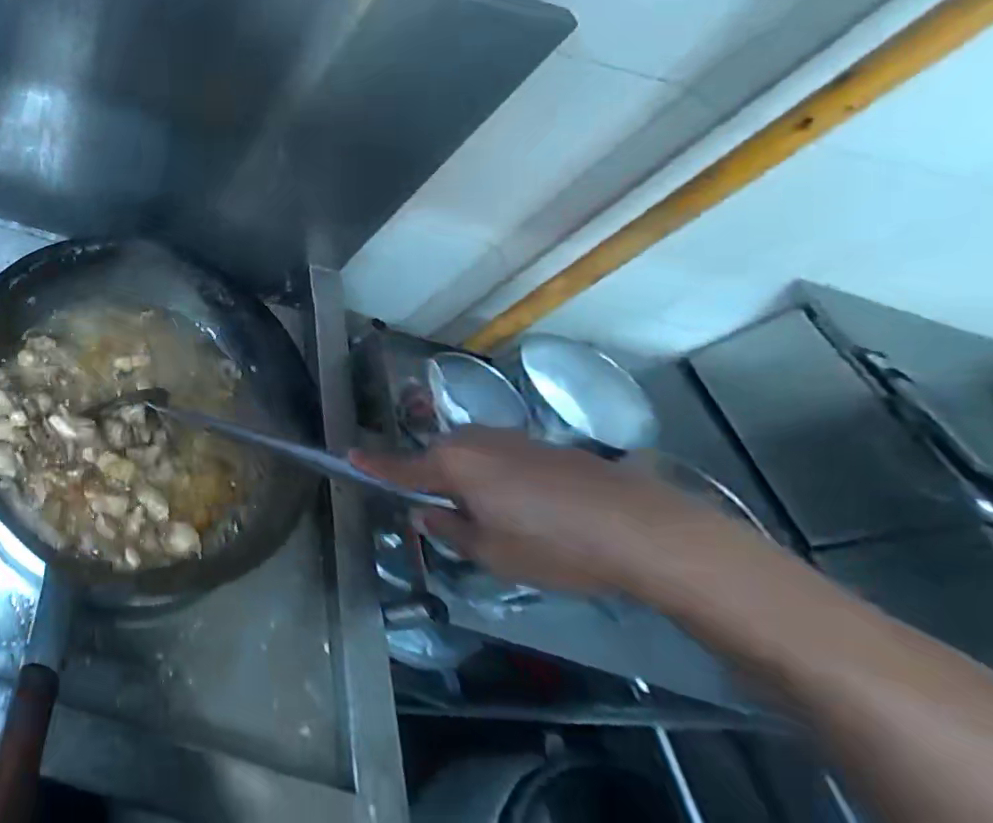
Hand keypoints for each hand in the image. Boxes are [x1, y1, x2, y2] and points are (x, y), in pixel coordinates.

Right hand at [352, 428, 748, 595]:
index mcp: (452, 463)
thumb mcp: (492, 553)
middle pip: (438, 458)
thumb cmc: (554, 545)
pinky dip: (498, 478)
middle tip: (441, 515)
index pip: (401, 467)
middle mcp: (475, 441)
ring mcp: (512, 439)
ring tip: (491, 518)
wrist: (644, 529)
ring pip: (472, 457)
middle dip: (432, 480)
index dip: (374, 466)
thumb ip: (449, 530)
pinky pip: (501, 458)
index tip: (347, 456)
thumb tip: (426, 513)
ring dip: (468, 479)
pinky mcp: (544, 446)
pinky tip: (528, 508)